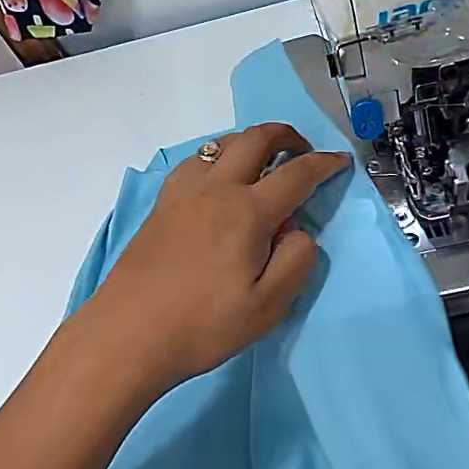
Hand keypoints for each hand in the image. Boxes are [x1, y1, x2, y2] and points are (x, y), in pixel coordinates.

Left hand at [73, 123, 350, 392]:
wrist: (128, 334)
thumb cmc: (202, 325)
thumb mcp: (267, 307)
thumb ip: (296, 261)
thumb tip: (298, 229)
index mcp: (247, 211)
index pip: (296, 174)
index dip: (324, 164)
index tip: (340, 161)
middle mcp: (216, 188)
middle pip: (256, 139)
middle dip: (287, 135)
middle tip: (303, 149)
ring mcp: (184, 192)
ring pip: (222, 143)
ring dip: (250, 141)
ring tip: (263, 162)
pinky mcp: (162, 203)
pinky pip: (196, 161)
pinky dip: (218, 157)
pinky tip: (218, 181)